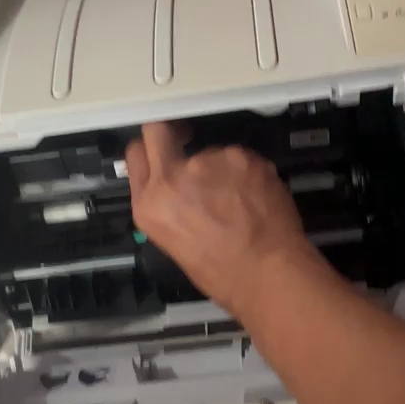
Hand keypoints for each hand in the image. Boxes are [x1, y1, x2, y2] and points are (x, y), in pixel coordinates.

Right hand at [125, 121, 325, 319]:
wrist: (268, 272)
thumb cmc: (225, 273)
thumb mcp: (175, 243)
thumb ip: (168, 206)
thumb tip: (178, 192)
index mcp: (150, 204)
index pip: (136, 154)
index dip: (150, 150)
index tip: (160, 149)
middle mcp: (173, 177)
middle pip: (158, 131)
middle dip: (171, 133)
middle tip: (186, 141)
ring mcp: (207, 162)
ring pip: (209, 149)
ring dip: (220, 165)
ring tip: (237, 198)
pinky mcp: (240, 156)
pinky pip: (239, 157)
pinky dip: (246, 171)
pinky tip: (254, 196)